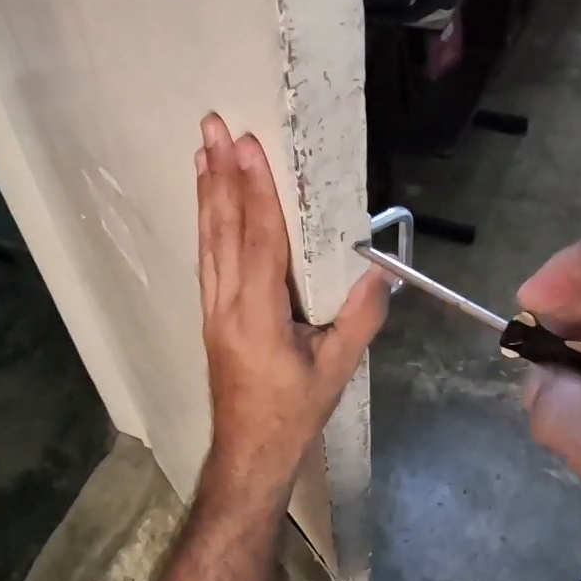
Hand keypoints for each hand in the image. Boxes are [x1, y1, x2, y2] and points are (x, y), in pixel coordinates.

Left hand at [196, 114, 387, 489]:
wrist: (248, 454)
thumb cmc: (292, 415)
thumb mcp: (336, 372)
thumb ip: (359, 320)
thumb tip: (379, 272)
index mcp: (258, 315)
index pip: (258, 240)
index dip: (254, 191)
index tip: (246, 145)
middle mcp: (227, 304)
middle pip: (222, 229)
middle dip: (218, 174)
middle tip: (210, 125)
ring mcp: (214, 310)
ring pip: (208, 241)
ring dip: (206, 193)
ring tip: (200, 151)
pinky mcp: (212, 317)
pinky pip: (206, 260)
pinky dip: (205, 225)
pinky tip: (205, 206)